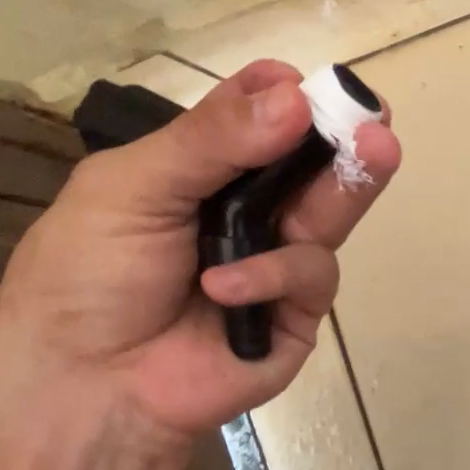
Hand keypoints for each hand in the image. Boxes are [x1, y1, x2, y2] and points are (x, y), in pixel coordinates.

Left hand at [0, 60, 401, 457]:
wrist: (93, 384)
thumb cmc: (89, 277)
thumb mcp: (132, 190)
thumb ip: (211, 142)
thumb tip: (292, 95)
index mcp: (200, 174)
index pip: (255, 126)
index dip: (286, 102)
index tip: (312, 85)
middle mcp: (248, 215)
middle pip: (311, 171)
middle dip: (349, 141)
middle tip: (381, 119)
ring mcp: (280, 265)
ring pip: (331, 219)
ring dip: (347, 188)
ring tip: (377, 154)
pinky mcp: (301, 315)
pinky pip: (311, 277)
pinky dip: (273, 276)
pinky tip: (226, 288)